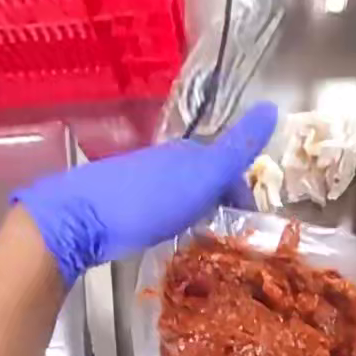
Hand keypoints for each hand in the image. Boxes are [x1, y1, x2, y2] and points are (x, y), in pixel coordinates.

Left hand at [12, 102, 278, 283]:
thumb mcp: (200, 178)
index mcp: (188, 155)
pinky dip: (177, 224)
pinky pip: (163, 212)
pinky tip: (174, 242)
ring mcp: (143, 183)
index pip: (229, 171)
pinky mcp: (125, 206)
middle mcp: (166, 163)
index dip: (243, 197)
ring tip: (207, 246)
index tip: (249, 229)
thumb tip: (273, 109)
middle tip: (232, 241)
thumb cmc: (147, 202)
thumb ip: (235, 151)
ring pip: (184, 197)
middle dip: (222, 207)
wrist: (82, 219)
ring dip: (200, 217)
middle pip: (206, 182)